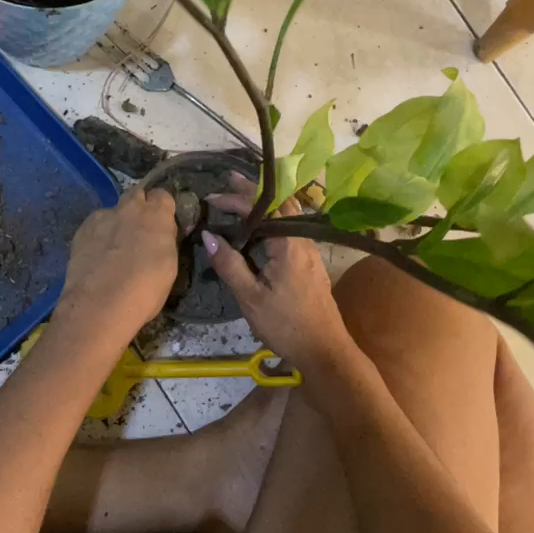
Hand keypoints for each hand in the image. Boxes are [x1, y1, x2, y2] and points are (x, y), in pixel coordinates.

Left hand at [54, 186, 179, 342]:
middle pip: (136, 194)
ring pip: (113, 211)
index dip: (163, 207)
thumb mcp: (169, 265)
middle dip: (139, 206)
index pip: (163, 195)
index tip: (164, 222)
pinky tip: (98, 255)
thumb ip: (165, 240)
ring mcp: (102, 217)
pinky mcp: (82, 230)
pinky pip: (95, 225)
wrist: (100, 304)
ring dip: (117, 222)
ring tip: (114, 247)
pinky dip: (99, 235)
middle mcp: (129, 208)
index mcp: (156, 216)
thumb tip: (162, 233)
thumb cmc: (145, 290)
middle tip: (140, 230)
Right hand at [202, 189, 358, 372]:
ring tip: (242, 198)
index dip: (235, 199)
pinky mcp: (311, 263)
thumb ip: (229, 263)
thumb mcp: (250, 297)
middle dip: (253, 191)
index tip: (212, 197)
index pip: (261, 208)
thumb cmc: (286, 325)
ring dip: (265, 205)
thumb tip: (208, 235)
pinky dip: (273, 220)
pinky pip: (291, 229)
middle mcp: (303, 240)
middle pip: (279, 204)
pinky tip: (261, 228)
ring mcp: (310, 251)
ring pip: (287, 216)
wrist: (325, 350)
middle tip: (228, 182)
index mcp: (288, 244)